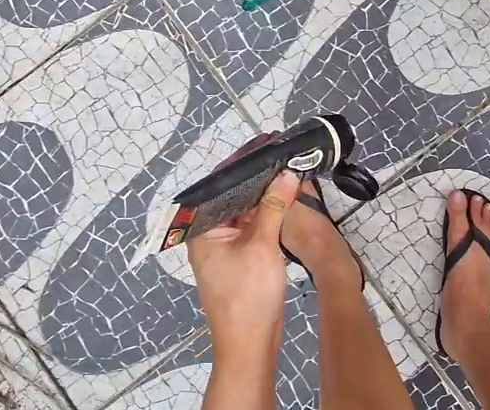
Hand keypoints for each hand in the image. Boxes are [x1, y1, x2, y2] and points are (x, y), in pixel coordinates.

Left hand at [188, 169, 298, 364]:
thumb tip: (287, 173)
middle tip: (281, 151)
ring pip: (244, 210)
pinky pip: (252, 226)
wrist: (250, 348)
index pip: (220, 184)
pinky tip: (284, 198)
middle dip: (257, 176)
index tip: (264, 142)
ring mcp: (224, 247)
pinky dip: (267, 213)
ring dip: (264, 194)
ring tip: (286, 168)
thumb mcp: (262, 245)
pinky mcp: (239, 258)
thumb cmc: (248, 295)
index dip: (242, 162)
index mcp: (202, 229)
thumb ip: (273, 206)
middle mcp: (209, 234)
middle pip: (233, 195)